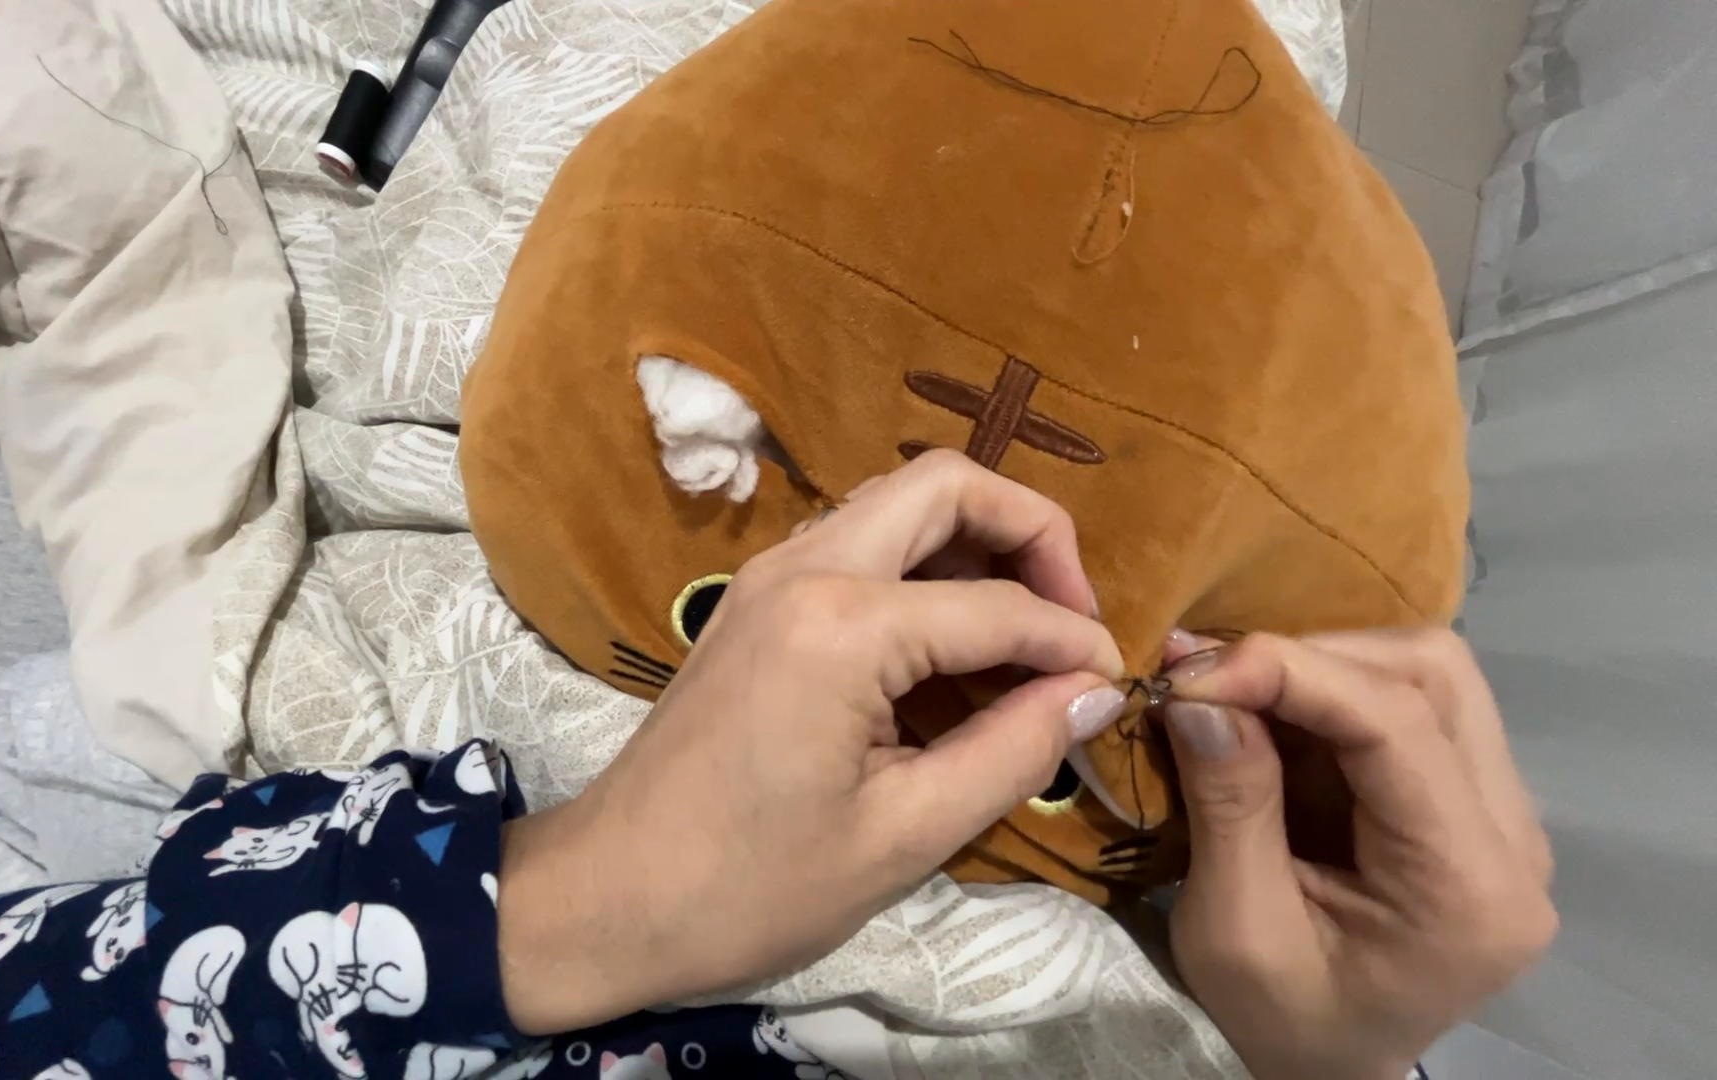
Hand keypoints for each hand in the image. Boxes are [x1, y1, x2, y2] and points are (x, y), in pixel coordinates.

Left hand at [496, 450, 1128, 1032]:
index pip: (996, 605)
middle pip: (942, 486)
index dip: (1072, 640)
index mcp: (842, 622)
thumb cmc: (750, 885)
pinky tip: (943, 642)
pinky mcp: (754, 599)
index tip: (1112, 684)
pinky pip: (855, 546)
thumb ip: (1011, 751)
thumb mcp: (902, 835)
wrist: (611, 889)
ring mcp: (769, 573)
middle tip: (1069, 615)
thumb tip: (1090, 691)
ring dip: (970, 543)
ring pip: (894, 504)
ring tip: (1017, 627)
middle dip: (1027, 532)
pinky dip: (918, 569)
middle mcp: (803, 565)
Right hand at [1160, 630, 1556, 1079]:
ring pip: (1417, 672)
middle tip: (1201, 681)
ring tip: (1223, 693)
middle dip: (1303, 657)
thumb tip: (1197, 698)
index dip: (1285, 671)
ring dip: (1308, 666)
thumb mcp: (1233, 927)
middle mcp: (1505, 836)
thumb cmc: (1276, 1015)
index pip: (1396, 724)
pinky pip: (1388, 700)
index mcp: (1466, 887)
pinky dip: (1309, 688)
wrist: (1321, 1061)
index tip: (1182, 677)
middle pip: (1431, 675)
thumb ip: (1228, 807)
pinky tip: (1251, 713)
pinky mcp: (1444, 795)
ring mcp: (1486, 811)